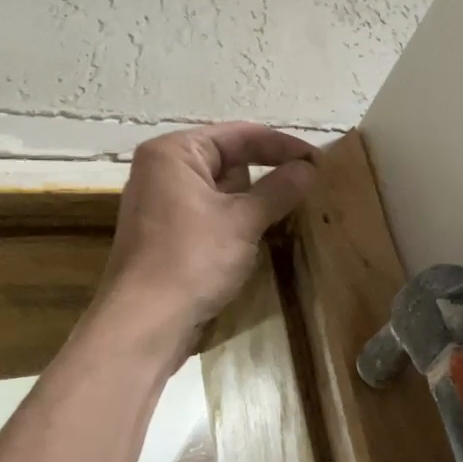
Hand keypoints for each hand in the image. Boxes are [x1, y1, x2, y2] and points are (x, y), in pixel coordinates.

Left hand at [88, 123, 316, 355]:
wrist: (143, 327)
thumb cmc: (191, 260)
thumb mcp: (244, 220)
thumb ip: (280, 188)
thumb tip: (310, 169)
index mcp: (174, 153)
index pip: (241, 135)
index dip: (283, 146)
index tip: (319, 161)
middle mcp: (163, 170)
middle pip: (231, 158)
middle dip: (268, 171)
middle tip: (309, 183)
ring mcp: (163, 203)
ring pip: (224, 188)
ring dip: (255, 198)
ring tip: (292, 207)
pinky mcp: (168, 233)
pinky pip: (213, 211)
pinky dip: (238, 218)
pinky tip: (262, 232)